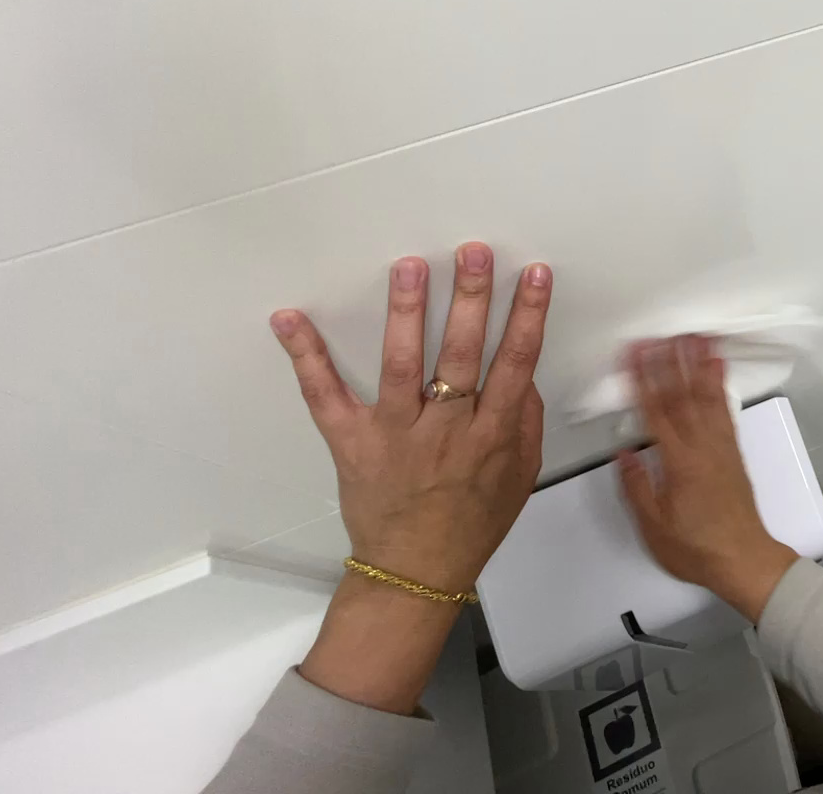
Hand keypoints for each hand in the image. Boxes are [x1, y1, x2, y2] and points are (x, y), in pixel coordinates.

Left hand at [268, 242, 552, 712]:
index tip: (533, 274)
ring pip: (401, 366)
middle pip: (463, 354)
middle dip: (471, 299)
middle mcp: (447, 429)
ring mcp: (395, 434)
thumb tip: (520, 370)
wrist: (417, 570)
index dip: (528, 315)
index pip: (518, 362)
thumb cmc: (478, 518)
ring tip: (410, 266)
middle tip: (472, 252)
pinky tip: (289, 318)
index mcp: (494, 434)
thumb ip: (525, 418)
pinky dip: (306, 358)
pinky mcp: (350, 443)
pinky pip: (325, 397)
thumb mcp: (524, 471)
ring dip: (406, 314)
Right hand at [618, 336, 797, 621]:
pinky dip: (720, 385)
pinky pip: (726, 409)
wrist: (744, 558)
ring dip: (697, 364)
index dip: (643, 379)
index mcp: (679, 462)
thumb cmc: (697, 548)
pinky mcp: (733, 449)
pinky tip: (718, 368)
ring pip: (707, 396)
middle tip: (658, 334)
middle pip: (682, 395)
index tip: (633, 353)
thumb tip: (625, 452)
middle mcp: (703, 446)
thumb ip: (638, 487)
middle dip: (667, 361)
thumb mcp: (654, 527)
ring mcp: (722, 445)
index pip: (656, 411)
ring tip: (692, 337)